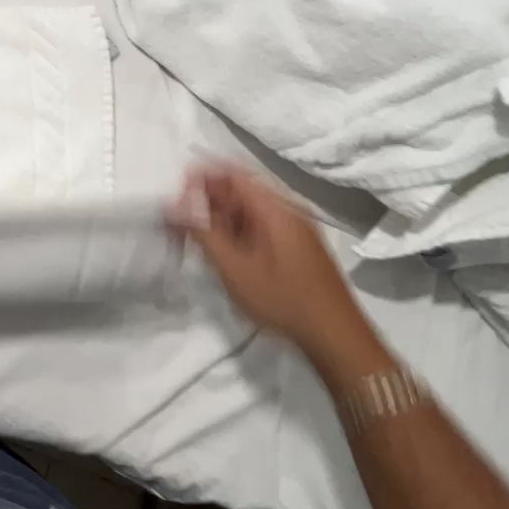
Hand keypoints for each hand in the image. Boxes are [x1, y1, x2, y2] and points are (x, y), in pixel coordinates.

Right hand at [169, 164, 371, 358]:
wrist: (334, 336)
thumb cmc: (281, 299)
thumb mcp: (234, 267)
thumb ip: (202, 232)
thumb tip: (174, 204)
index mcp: (274, 207)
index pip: (232, 173)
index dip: (201, 176)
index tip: (175, 195)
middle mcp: (286, 210)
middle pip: (240, 190)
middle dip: (206, 200)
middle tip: (177, 220)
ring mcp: (293, 229)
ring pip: (247, 211)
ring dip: (218, 218)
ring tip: (192, 237)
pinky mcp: (294, 247)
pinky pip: (258, 227)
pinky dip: (235, 232)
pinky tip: (220, 251)